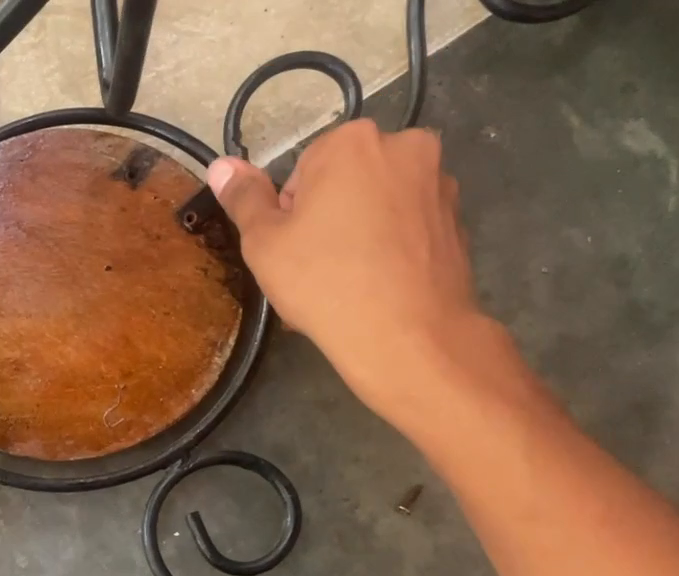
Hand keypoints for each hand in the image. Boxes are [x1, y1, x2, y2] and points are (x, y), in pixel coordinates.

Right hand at [207, 120, 525, 428]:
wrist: (403, 331)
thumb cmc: (322, 281)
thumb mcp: (263, 243)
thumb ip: (244, 199)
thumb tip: (221, 166)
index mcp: (350, 142)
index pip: (302, 170)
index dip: (289, 213)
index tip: (289, 248)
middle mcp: (404, 145)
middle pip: (344, 180)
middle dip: (327, 216)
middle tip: (312, 266)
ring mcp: (439, 179)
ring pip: (378, 202)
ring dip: (359, 230)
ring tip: (345, 280)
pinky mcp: (457, 216)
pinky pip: (407, 225)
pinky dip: (390, 246)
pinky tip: (376, 284)